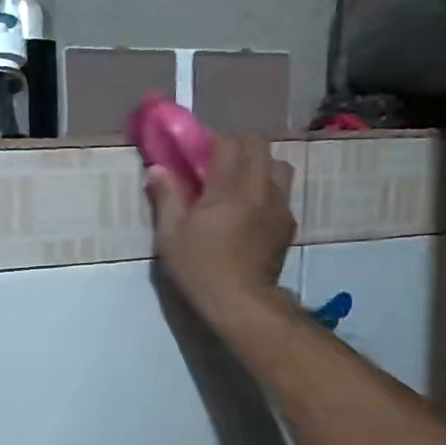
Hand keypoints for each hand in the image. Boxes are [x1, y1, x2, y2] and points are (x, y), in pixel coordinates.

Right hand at [143, 133, 296, 327]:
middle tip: (222, 164)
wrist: (241, 303)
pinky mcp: (288, 224)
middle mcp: (258, 189)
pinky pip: (284, 194)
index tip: (200, 154)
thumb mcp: (171, 236)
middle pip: (259, 144)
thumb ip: (166, 197)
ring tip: (244, 184)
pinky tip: (255, 211)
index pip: (229, 141)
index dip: (213, 141)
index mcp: (227, 189)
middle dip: (240, 146)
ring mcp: (279, 206)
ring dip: (261, 166)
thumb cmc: (200, 269)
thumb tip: (157, 169)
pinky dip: (270, 192)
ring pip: (279, 165)